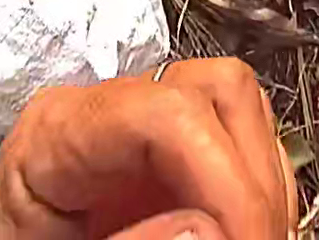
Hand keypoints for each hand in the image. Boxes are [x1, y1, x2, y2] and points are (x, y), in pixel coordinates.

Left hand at [0, 58, 295, 239]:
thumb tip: (205, 233)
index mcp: (56, 136)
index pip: (165, 113)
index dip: (222, 173)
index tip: (250, 239)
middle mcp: (106, 113)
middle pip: (214, 92)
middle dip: (251, 176)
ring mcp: (142, 132)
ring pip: (236, 107)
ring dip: (262, 180)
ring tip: (258, 237)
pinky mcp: (167, 159)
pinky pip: (240, 142)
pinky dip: (261, 190)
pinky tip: (248, 231)